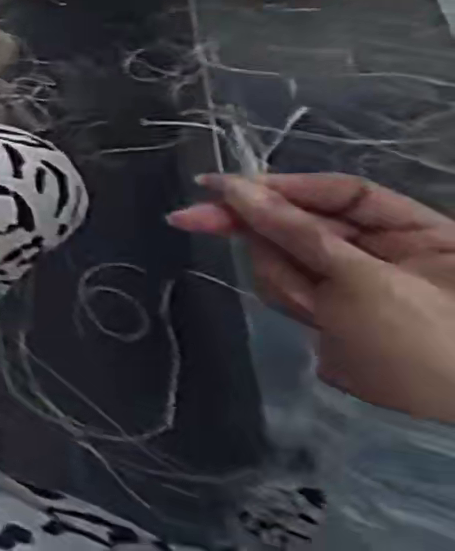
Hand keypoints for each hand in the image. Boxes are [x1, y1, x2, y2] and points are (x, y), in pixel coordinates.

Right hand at [170, 173, 454, 422]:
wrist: (431, 430)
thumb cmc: (424, 347)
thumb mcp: (361, 281)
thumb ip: (293, 229)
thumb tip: (232, 187)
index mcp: (430, 239)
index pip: (343, 193)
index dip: (281, 187)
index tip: (217, 187)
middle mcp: (397, 253)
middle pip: (302, 220)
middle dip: (256, 229)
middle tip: (187, 220)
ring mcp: (363, 280)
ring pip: (284, 251)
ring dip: (281, 274)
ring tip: (312, 309)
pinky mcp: (335, 303)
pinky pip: (287, 280)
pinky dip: (287, 294)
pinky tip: (311, 317)